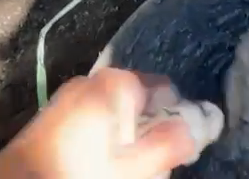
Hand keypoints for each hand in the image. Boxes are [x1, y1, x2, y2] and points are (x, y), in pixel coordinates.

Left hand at [0, 69, 220, 178]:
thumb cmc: (78, 177)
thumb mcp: (131, 171)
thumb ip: (168, 145)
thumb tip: (196, 126)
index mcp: (116, 83)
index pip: (165, 90)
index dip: (176, 118)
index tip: (175, 150)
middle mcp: (92, 80)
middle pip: (138, 103)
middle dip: (147, 134)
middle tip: (145, 169)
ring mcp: (68, 98)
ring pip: (113, 116)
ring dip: (122, 142)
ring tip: (118, 171)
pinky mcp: (51, 118)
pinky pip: (89, 124)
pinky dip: (98, 143)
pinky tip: (92, 169)